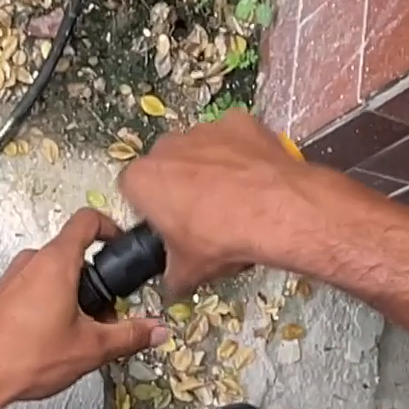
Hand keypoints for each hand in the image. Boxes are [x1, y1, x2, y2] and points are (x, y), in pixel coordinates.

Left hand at [0, 209, 168, 408]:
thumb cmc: (24, 358)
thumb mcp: (90, 348)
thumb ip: (129, 335)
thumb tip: (155, 330)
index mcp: (55, 263)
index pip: (87, 221)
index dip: (110, 227)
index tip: (120, 245)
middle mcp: (30, 263)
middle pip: (72, 254)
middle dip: (94, 281)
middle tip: (106, 313)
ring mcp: (11, 280)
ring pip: (52, 273)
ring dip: (72, 295)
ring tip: (80, 332)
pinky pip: (32, 288)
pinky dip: (50, 303)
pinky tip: (53, 338)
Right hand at [118, 110, 313, 293]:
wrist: (276, 213)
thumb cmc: (224, 236)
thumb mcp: (188, 272)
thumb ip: (171, 278)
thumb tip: (174, 286)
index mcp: (142, 179)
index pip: (132, 192)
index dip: (151, 211)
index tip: (167, 226)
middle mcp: (167, 146)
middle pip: (165, 166)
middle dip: (179, 187)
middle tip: (200, 219)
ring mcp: (203, 131)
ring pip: (198, 150)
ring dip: (209, 170)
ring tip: (232, 203)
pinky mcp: (238, 122)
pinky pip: (233, 139)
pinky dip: (240, 155)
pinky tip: (253, 182)